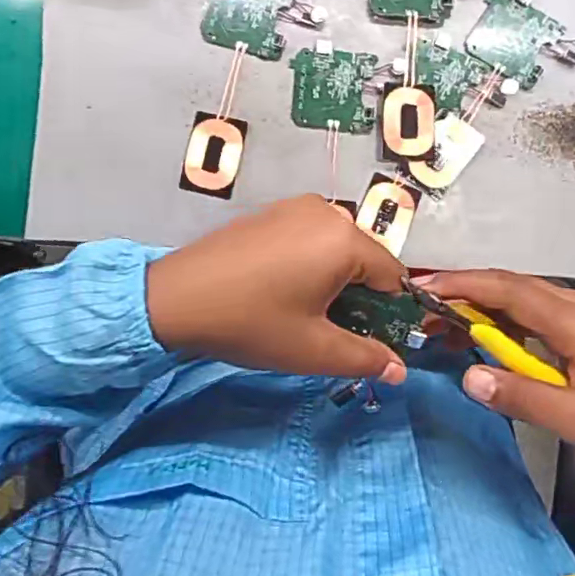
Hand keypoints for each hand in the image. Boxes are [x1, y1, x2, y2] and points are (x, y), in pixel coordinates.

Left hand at [147, 195, 409, 382]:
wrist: (176, 298)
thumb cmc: (252, 322)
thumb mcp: (314, 350)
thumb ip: (365, 358)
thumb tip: (399, 368)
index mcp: (344, 239)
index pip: (393, 276)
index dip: (387, 314)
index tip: (366, 340)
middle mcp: (324, 211)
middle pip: (363, 259)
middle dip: (357, 297)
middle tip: (326, 329)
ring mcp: (292, 207)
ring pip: (335, 249)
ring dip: (331, 281)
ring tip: (299, 312)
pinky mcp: (267, 212)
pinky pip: (307, 238)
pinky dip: (307, 264)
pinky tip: (278, 290)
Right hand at [416, 270, 574, 475]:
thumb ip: (528, 400)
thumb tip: (469, 377)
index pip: (509, 290)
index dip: (462, 284)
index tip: (422, 289)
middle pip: (507, 285)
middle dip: (459, 290)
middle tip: (419, 308)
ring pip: (515, 295)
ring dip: (474, 303)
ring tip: (439, 323)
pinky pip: (527, 311)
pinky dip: (494, 317)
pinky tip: (477, 334)